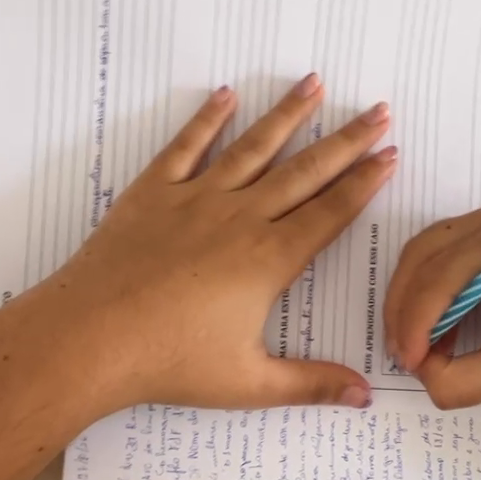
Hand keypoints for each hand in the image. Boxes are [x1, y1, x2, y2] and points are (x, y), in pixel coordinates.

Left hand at [22, 76, 395, 412]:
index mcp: (269, 260)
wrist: (90, 338)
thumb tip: (364, 396)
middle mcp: (240, 219)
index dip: (365, 183)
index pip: (330, 212)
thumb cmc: (170, 363)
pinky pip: (187, 146)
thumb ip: (311, 384)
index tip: (390, 154)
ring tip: (314, 83)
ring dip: (287, 115)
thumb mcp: (249, 384)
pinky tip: (226, 95)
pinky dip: (208, 119)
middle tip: (377, 110)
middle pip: (305, 171)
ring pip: (253, 148)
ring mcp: (196, 200)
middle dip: (346, 140)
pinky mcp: (153, 193)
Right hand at [383, 193, 480, 408]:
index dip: (415, 322)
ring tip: (416, 346)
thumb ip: (458, 381)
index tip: (407, 364)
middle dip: (405, 308)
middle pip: (425, 254)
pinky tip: (439, 330)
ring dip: (413, 300)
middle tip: (401, 356)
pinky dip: (431, 292)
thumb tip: (418, 375)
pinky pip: (444, 254)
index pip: (443, 274)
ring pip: (427, 252)